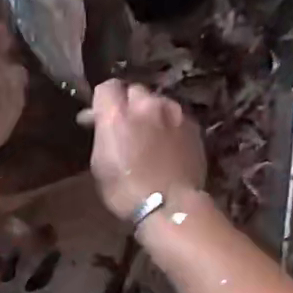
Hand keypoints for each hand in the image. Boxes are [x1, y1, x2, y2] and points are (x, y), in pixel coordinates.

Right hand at [82, 79, 206, 220]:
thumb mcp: (99, 162)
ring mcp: (174, 113)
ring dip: (149, 113)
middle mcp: (147, 105)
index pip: (107, 87)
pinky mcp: (193, 126)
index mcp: (117, 115)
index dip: (102, 100)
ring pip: (157, 102)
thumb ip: (102, 133)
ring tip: (147, 134)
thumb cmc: (124, 189)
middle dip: (127, 104)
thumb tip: (100, 120)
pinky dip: (167, 125)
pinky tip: (165, 145)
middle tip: (123, 125)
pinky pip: (175, 117)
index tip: (98, 115)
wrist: (169, 205)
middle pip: (134, 90)